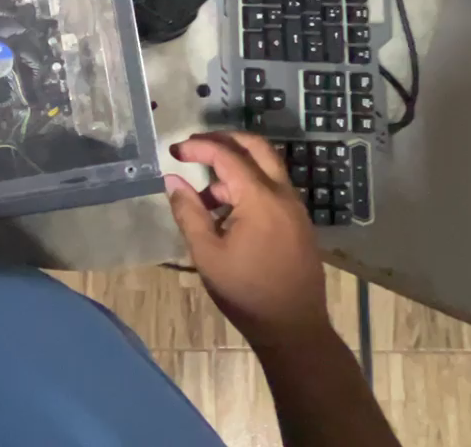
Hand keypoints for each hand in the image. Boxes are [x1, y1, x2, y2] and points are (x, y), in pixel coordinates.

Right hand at [165, 132, 328, 347]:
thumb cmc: (246, 292)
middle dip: (223, 140)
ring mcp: (294, 208)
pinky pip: (271, 187)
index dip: (198, 147)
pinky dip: (248, 184)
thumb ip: (188, 212)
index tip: (175, 152)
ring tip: (206, 193)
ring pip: (265, 167)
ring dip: (235, 166)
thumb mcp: (207, 254)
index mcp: (260, 198)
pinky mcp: (297, 222)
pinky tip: (227, 211)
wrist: (295, 330)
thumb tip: (173, 179)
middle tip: (195, 147)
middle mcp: (282, 194)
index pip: (226, 154)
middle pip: (255, 147)